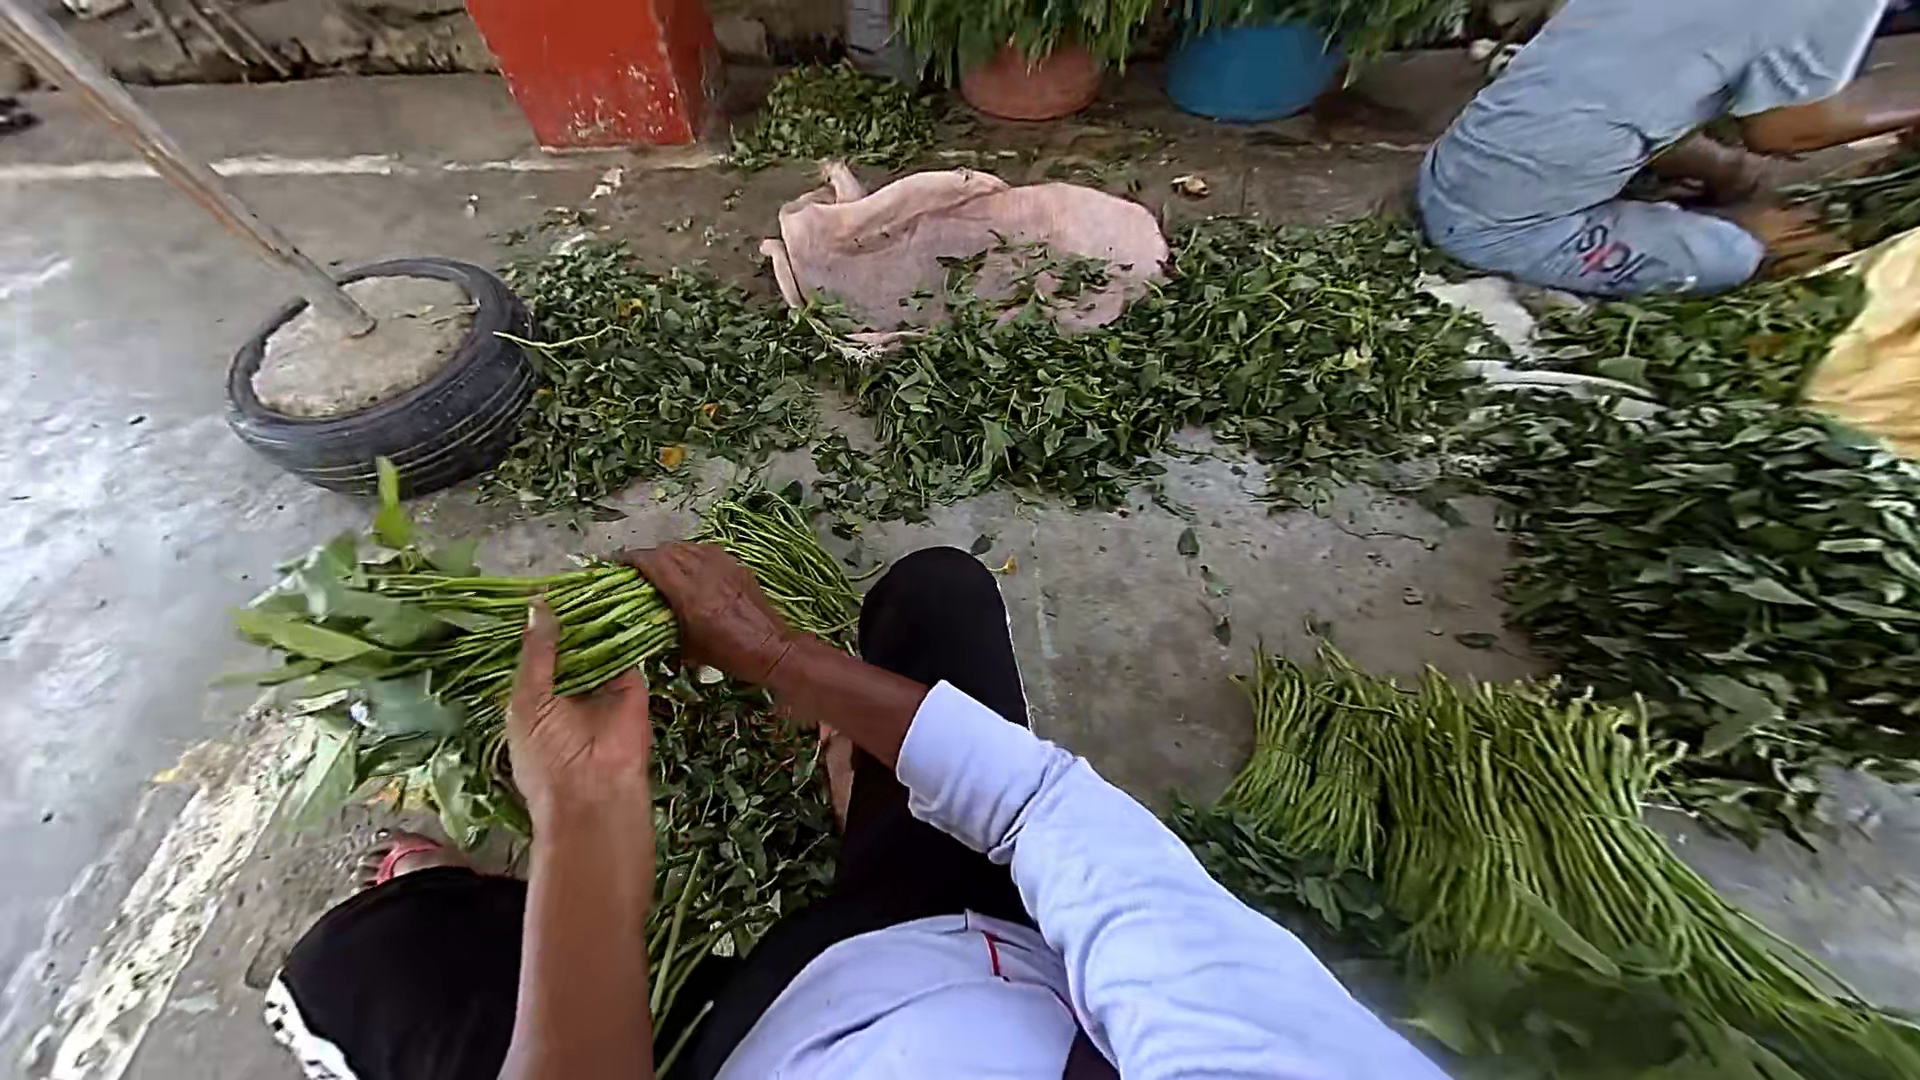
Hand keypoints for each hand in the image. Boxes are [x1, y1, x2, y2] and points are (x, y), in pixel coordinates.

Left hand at [508, 598, 653, 828]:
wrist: (595, 786)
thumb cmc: (547, 753)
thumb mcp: (527, 700)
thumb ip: (537, 653)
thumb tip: (538, 605)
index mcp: (540, 693)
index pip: (542, 650)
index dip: (543, 623)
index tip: (544, 587)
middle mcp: (573, 685)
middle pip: (574, 642)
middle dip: (574, 615)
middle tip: (576, 576)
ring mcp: (605, 682)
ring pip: (603, 643)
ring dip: (601, 618)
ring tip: (600, 578)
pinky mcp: (634, 681)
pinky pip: (631, 650)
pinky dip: (629, 628)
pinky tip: (627, 597)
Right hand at [623, 542, 795, 684]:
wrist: (771, 648)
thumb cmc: (729, 654)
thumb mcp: (688, 646)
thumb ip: (665, 625)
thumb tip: (645, 615)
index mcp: (691, 594)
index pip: (655, 562)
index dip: (632, 559)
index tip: (616, 562)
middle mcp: (707, 573)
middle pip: (670, 550)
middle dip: (649, 555)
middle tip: (636, 567)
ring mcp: (726, 567)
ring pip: (690, 547)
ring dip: (671, 552)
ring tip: (661, 565)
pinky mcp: (739, 568)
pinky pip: (710, 551)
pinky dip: (694, 554)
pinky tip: (690, 566)